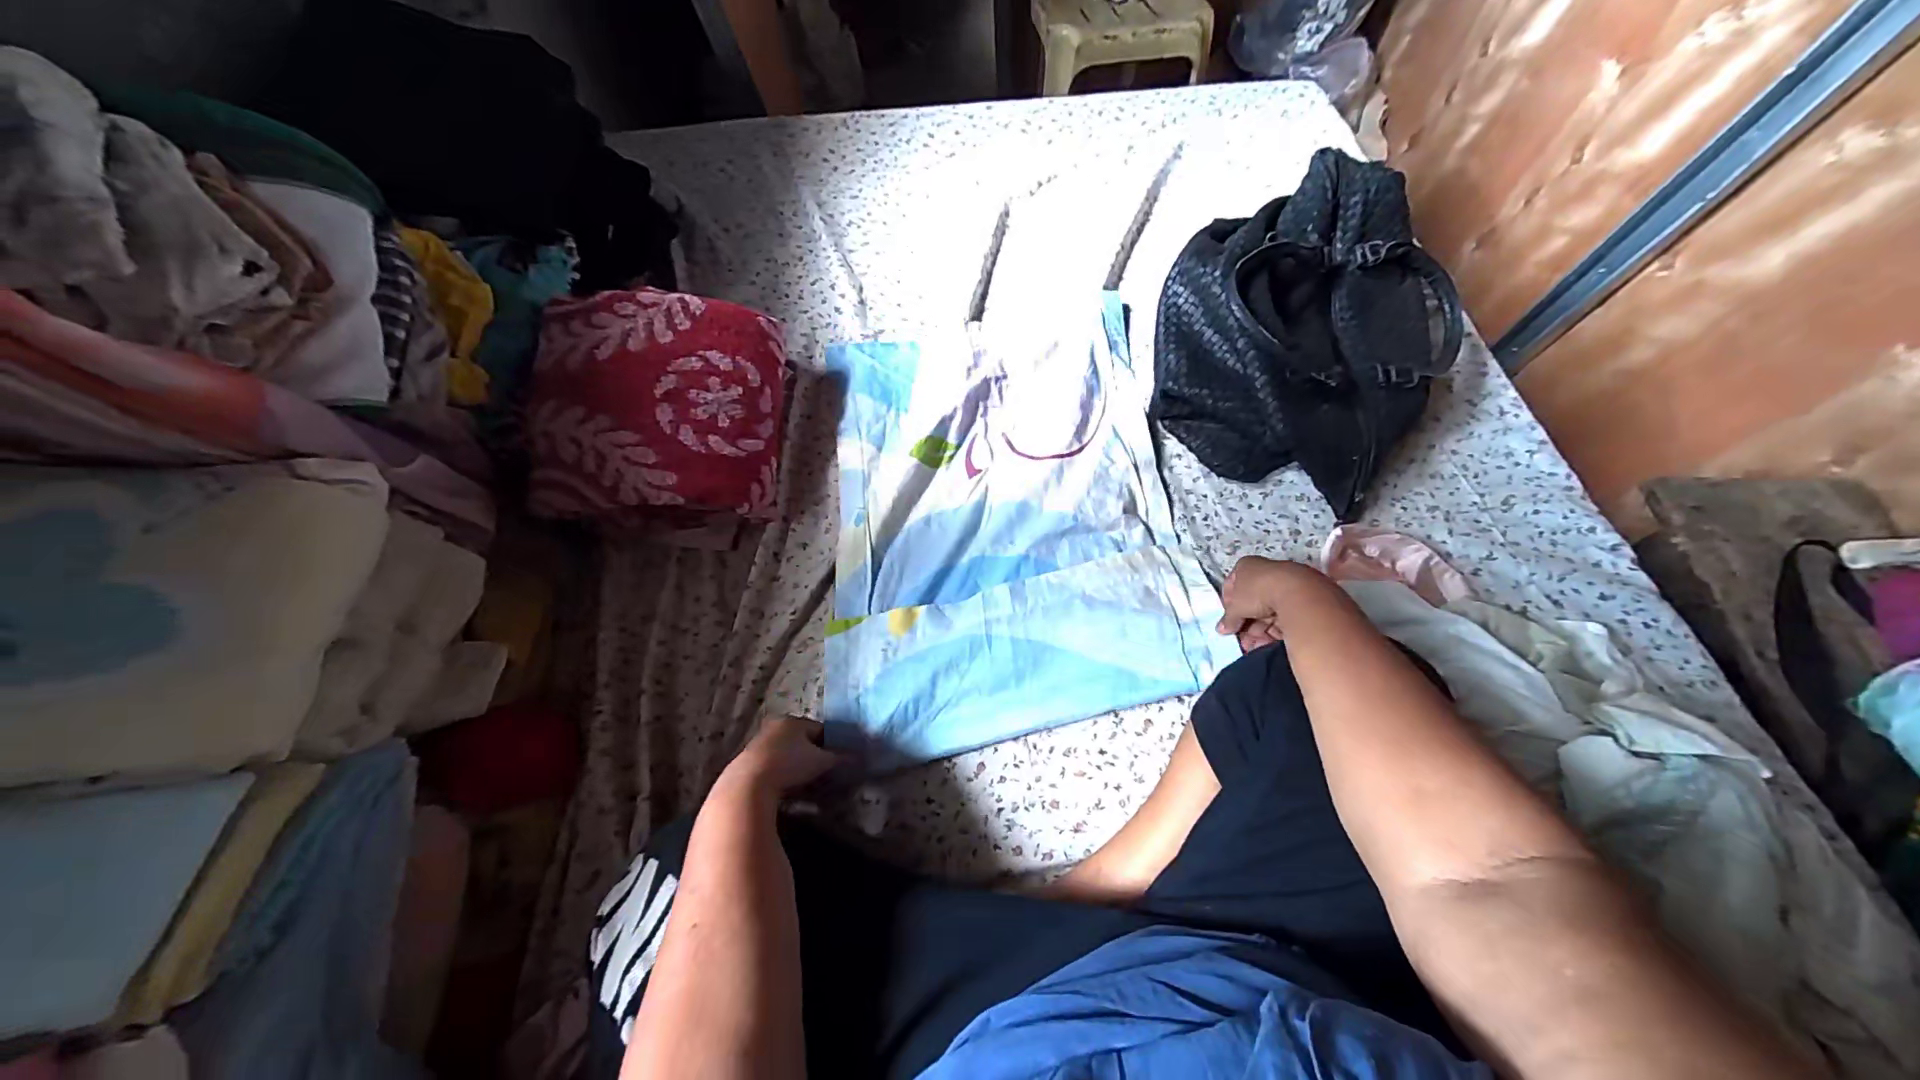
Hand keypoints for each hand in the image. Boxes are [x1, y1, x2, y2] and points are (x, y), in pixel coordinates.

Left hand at [718, 715, 839, 799]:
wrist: (748, 785)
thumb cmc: (789, 765)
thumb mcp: (820, 762)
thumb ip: (839, 758)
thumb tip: (857, 758)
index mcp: (793, 721)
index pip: (819, 728)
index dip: (831, 743)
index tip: (838, 759)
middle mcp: (775, 727)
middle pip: (801, 740)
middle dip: (813, 754)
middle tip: (823, 772)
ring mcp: (759, 743)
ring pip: (786, 752)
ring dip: (796, 765)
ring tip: (806, 783)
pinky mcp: (747, 761)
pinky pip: (772, 765)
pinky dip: (782, 773)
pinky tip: (786, 788)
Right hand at [1216, 556, 1326, 652]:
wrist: (1298, 592)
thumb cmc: (1258, 591)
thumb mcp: (1235, 607)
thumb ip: (1228, 619)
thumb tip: (1222, 629)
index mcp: (1246, 567)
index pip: (1232, 587)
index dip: (1229, 606)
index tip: (1228, 622)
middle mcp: (1266, 572)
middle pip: (1251, 601)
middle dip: (1245, 623)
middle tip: (1241, 639)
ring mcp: (1285, 585)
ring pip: (1267, 611)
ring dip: (1259, 630)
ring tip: (1254, 646)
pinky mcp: (1301, 598)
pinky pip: (1283, 616)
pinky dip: (1275, 630)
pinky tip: (1269, 644)